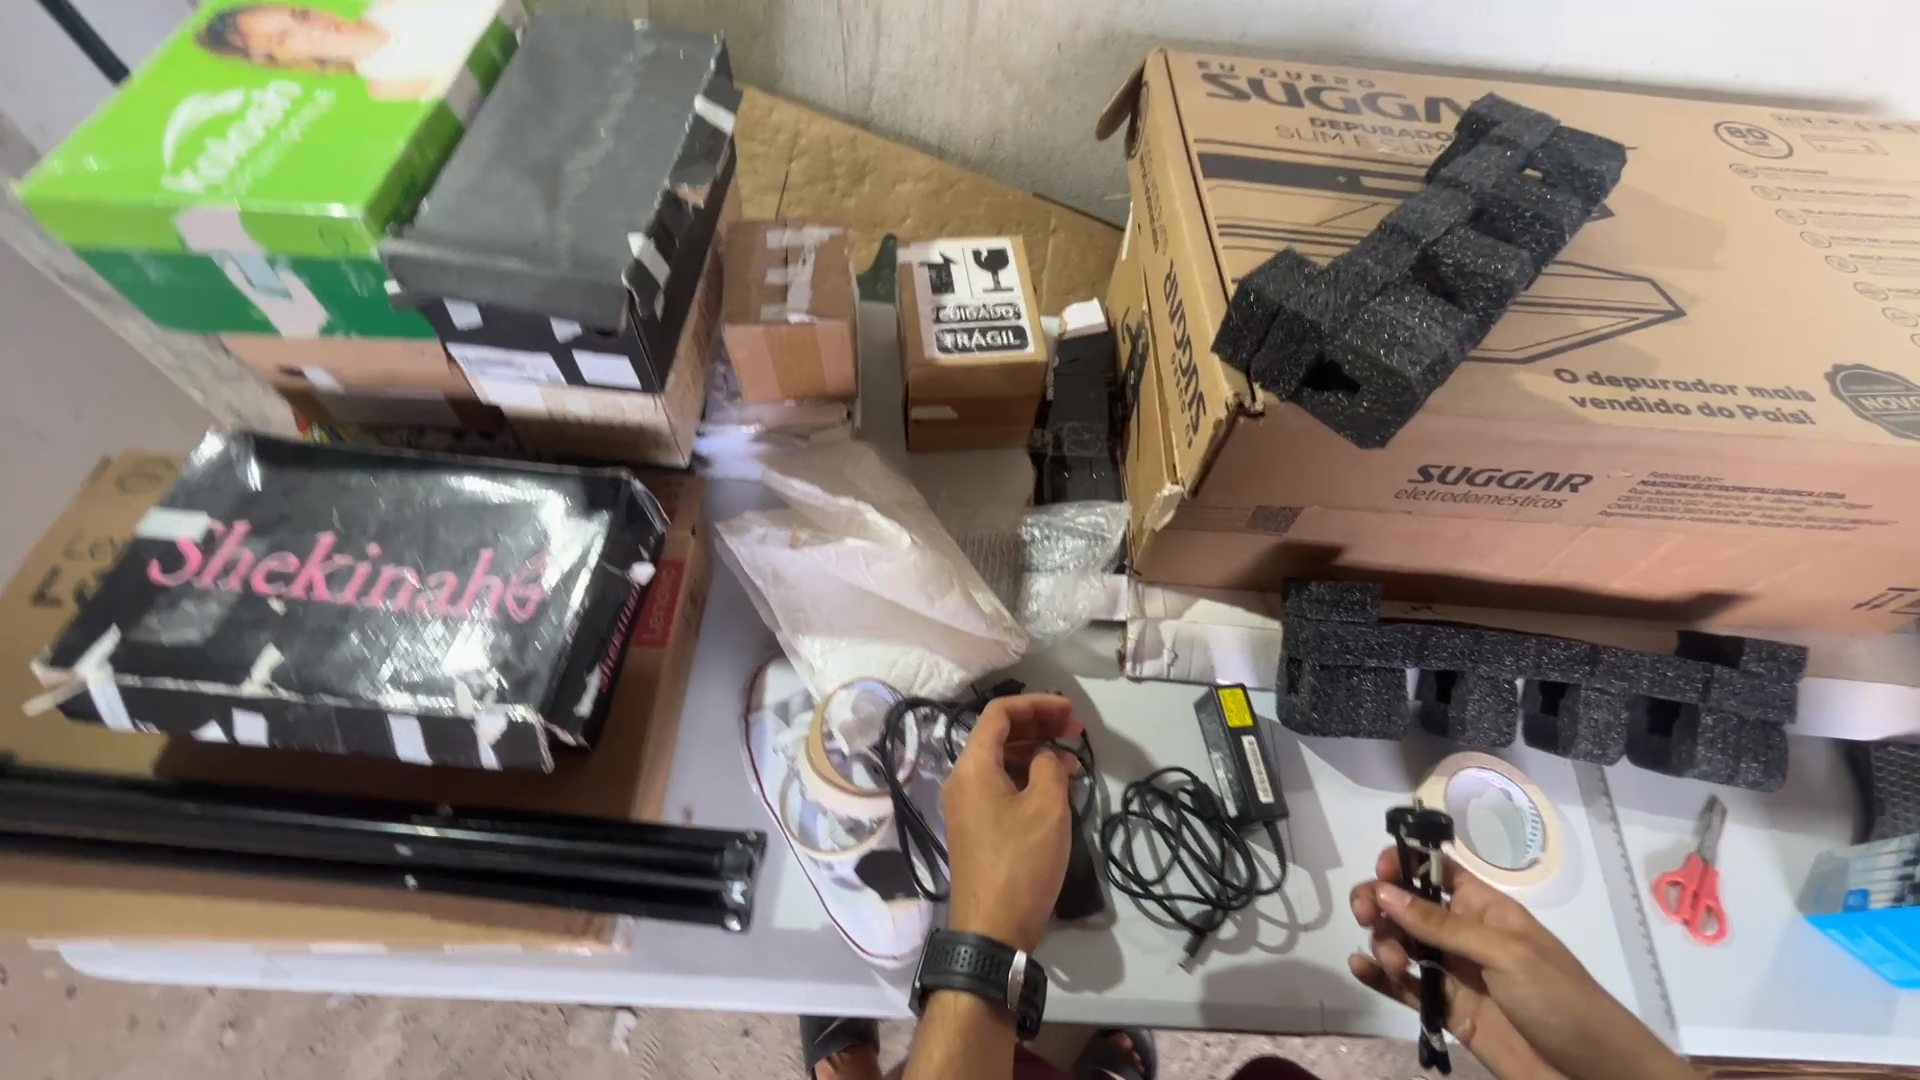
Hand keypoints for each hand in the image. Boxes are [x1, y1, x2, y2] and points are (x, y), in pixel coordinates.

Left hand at [941, 694, 1081, 951]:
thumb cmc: (1020, 862)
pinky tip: (1055, 785)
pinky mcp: (977, 826)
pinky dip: (1027, 777)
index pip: (999, 714)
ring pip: (1001, 761)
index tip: (1069, 709)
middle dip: (1037, 725)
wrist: (992, 930)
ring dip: (1034, 751)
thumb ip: (1049, 766)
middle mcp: (963, 778)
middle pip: (998, 734)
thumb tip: (1046, 756)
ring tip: (1071, 758)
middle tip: (1075, 728)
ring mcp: (967, 804)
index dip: (1035, 704)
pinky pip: (1000, 785)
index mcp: (973, 766)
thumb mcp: (1046, 807)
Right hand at [1349, 847, 1691, 1079]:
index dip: (1402, 864)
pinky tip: (1360, 967)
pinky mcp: (1445, 1009)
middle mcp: (1462, 934)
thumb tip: (1384, 891)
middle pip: (1405, 904)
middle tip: (1364, 915)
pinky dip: (1377, 974)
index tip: (1380, 874)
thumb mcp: (1507, 956)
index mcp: (1484, 909)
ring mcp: (1452, 972)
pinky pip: (1402, 985)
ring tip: (1395, 963)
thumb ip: (1443, 926)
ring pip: (1398, 941)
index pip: (1435, 871)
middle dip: (1379, 903)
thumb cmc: (1565, 1004)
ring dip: (1384, 943)